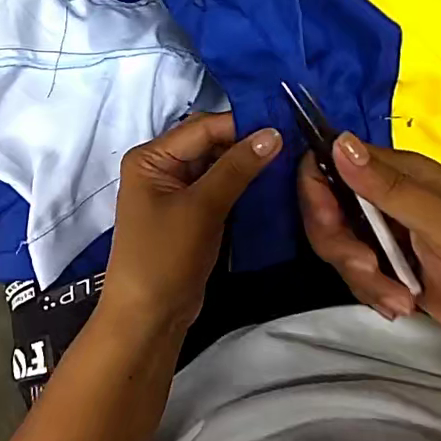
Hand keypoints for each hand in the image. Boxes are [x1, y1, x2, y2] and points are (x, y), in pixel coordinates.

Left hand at [101, 113, 281, 332]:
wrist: (149, 316)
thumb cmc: (165, 256)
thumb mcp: (202, 208)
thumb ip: (236, 168)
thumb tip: (272, 133)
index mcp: (150, 157)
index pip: (201, 128)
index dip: (241, 124)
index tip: (284, 124)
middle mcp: (160, 166)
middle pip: (208, 143)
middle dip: (245, 142)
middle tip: (292, 141)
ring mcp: (175, 190)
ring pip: (216, 165)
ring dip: (246, 163)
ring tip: (290, 158)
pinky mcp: (190, 212)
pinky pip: (218, 187)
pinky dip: (242, 185)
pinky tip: (272, 183)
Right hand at [297, 133, 440, 358]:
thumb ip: (390, 188)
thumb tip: (339, 142)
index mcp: (403, 173)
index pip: (335, 160)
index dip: (318, 186)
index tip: (329, 219)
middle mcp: (387, 198)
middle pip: (327, 208)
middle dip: (338, 242)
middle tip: (366, 266)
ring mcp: (386, 234)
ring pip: (337, 245)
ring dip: (359, 275)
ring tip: (400, 299)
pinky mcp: (388, 268)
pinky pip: (354, 274)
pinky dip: (371, 292)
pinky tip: (401, 305)